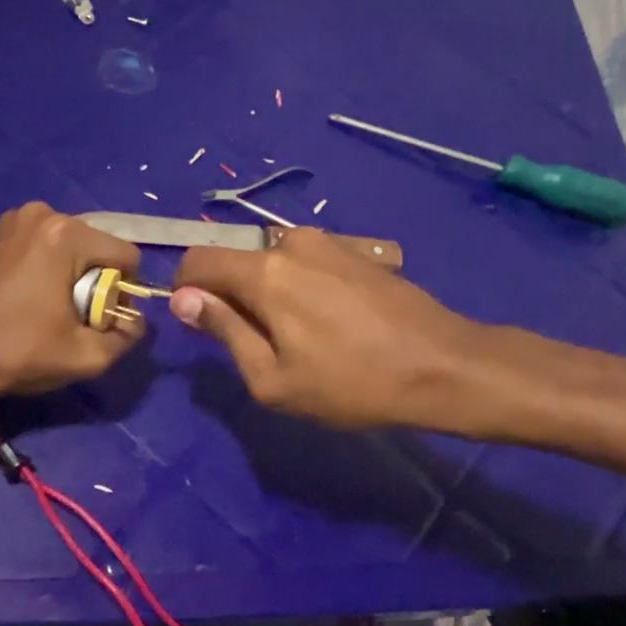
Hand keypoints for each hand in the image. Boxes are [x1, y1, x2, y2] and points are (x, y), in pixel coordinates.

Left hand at [0, 203, 146, 398]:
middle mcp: (41, 214)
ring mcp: (14, 219)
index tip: (102, 318)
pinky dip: (47, 266)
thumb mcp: (87, 356)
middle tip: (75, 315)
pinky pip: (42, 245)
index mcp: (65, 235)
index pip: (126, 255)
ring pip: (70, 245)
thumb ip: (127, 336)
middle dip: (96, 280)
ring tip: (52, 306)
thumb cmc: (23, 354)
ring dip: (72, 273)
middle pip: (96, 246)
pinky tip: (32, 295)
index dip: (125, 291)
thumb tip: (138, 321)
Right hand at [171, 228, 487, 430]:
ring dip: (264, 295)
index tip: (197, 327)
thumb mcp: (271, 377)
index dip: (184, 291)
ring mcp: (327, 241)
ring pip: (269, 263)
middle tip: (251, 346)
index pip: (197, 260)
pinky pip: (301, 264)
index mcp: (264, 271)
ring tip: (293, 339)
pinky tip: (324, 326)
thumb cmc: (349, 383)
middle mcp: (291, 242)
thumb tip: (183, 300)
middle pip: (235, 261)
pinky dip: (294, 289)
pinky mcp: (354, 251)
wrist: (442, 366)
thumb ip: (224, 331)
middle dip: (228, 297)